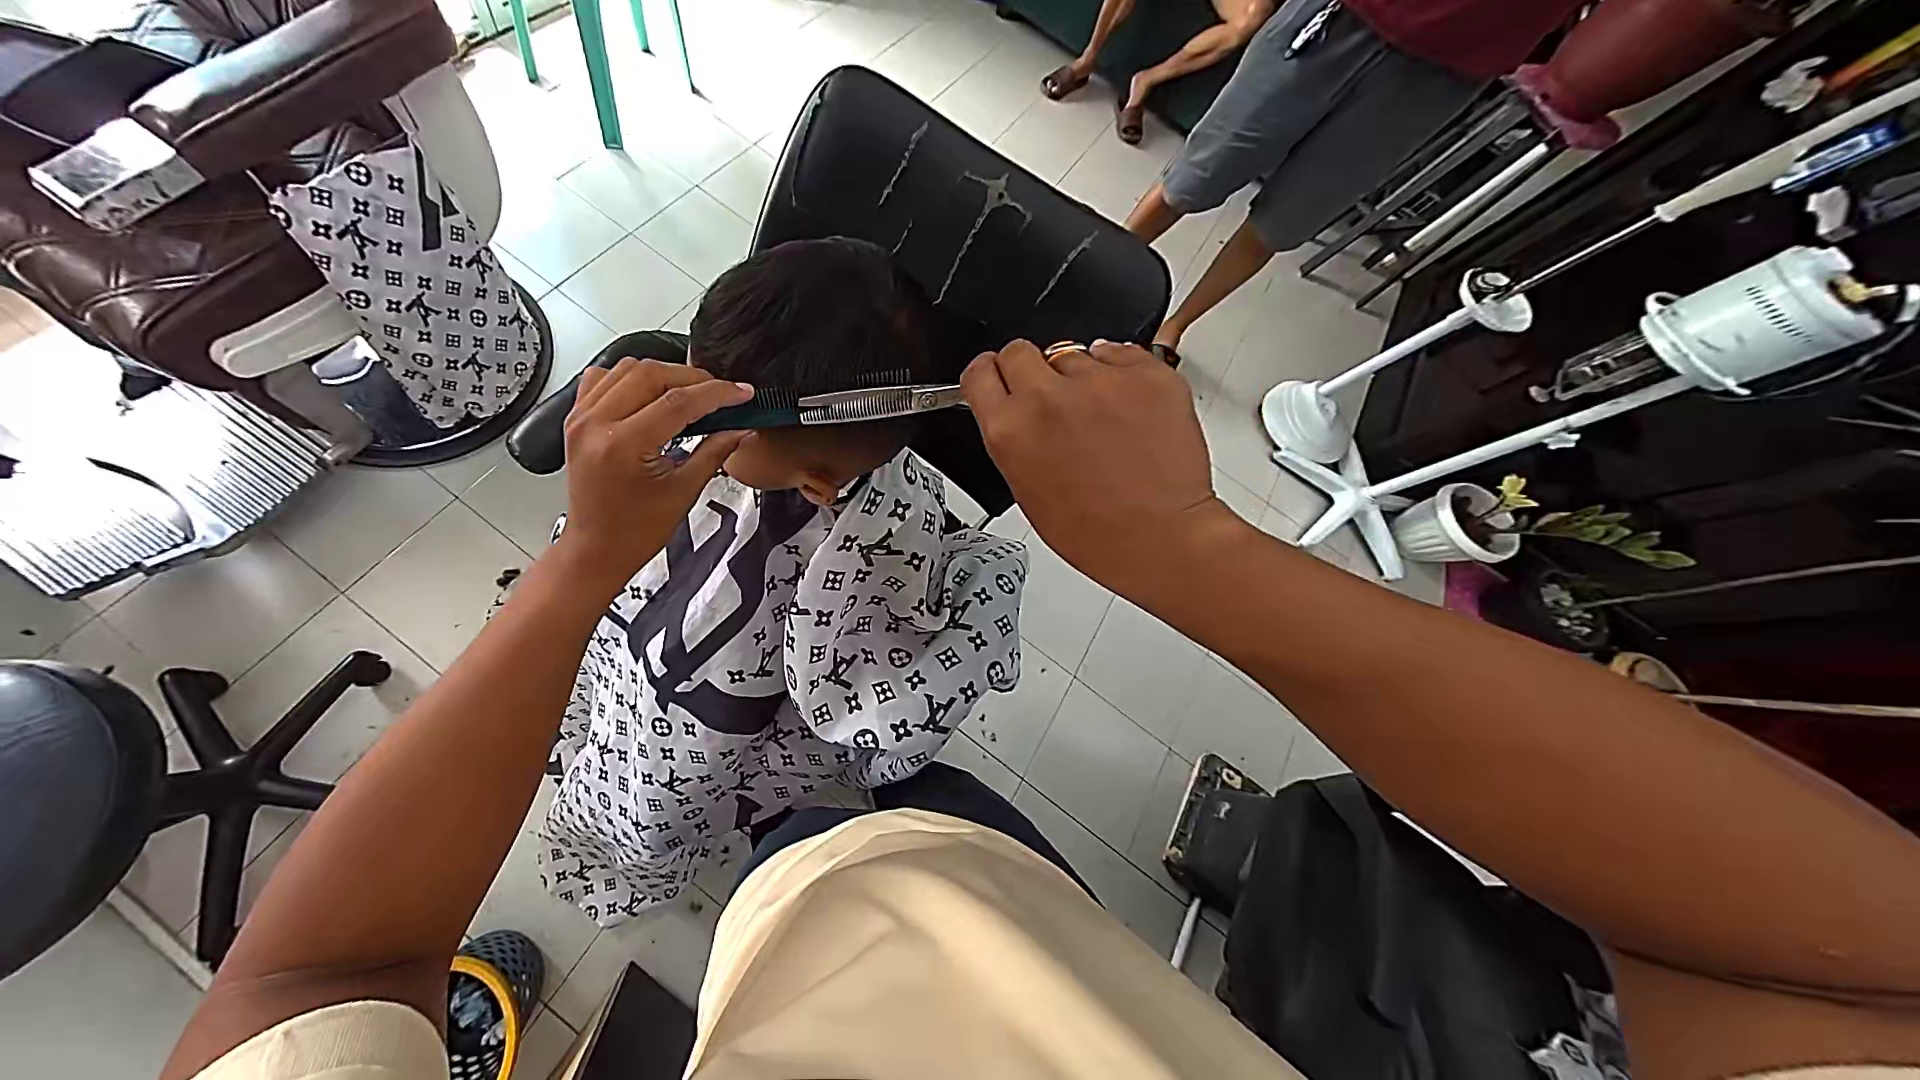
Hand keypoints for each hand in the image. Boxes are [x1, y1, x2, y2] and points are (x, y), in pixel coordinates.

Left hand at [549, 358, 751, 588]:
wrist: (598, 547)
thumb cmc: (634, 530)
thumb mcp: (684, 490)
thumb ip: (715, 451)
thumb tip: (740, 429)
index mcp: (623, 445)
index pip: (679, 401)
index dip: (717, 393)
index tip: (741, 392)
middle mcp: (596, 425)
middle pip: (652, 374)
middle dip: (694, 378)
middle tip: (721, 392)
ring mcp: (582, 419)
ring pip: (628, 368)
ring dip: (665, 374)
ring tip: (691, 392)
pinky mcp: (577, 419)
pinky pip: (603, 378)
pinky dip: (631, 377)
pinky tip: (651, 393)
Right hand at [961, 339, 1239, 590]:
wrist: (1159, 537)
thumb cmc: (1096, 532)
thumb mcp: (1026, 491)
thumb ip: (1014, 439)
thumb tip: (1015, 413)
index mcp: (1009, 431)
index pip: (979, 373)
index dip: (990, 374)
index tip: (999, 375)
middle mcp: (1047, 398)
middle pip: (1020, 351)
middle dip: (1030, 369)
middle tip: (1051, 396)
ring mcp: (1098, 381)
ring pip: (1074, 354)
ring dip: (1081, 378)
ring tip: (1102, 419)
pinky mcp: (1143, 373)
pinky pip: (1120, 354)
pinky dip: (1120, 375)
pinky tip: (1127, 410)